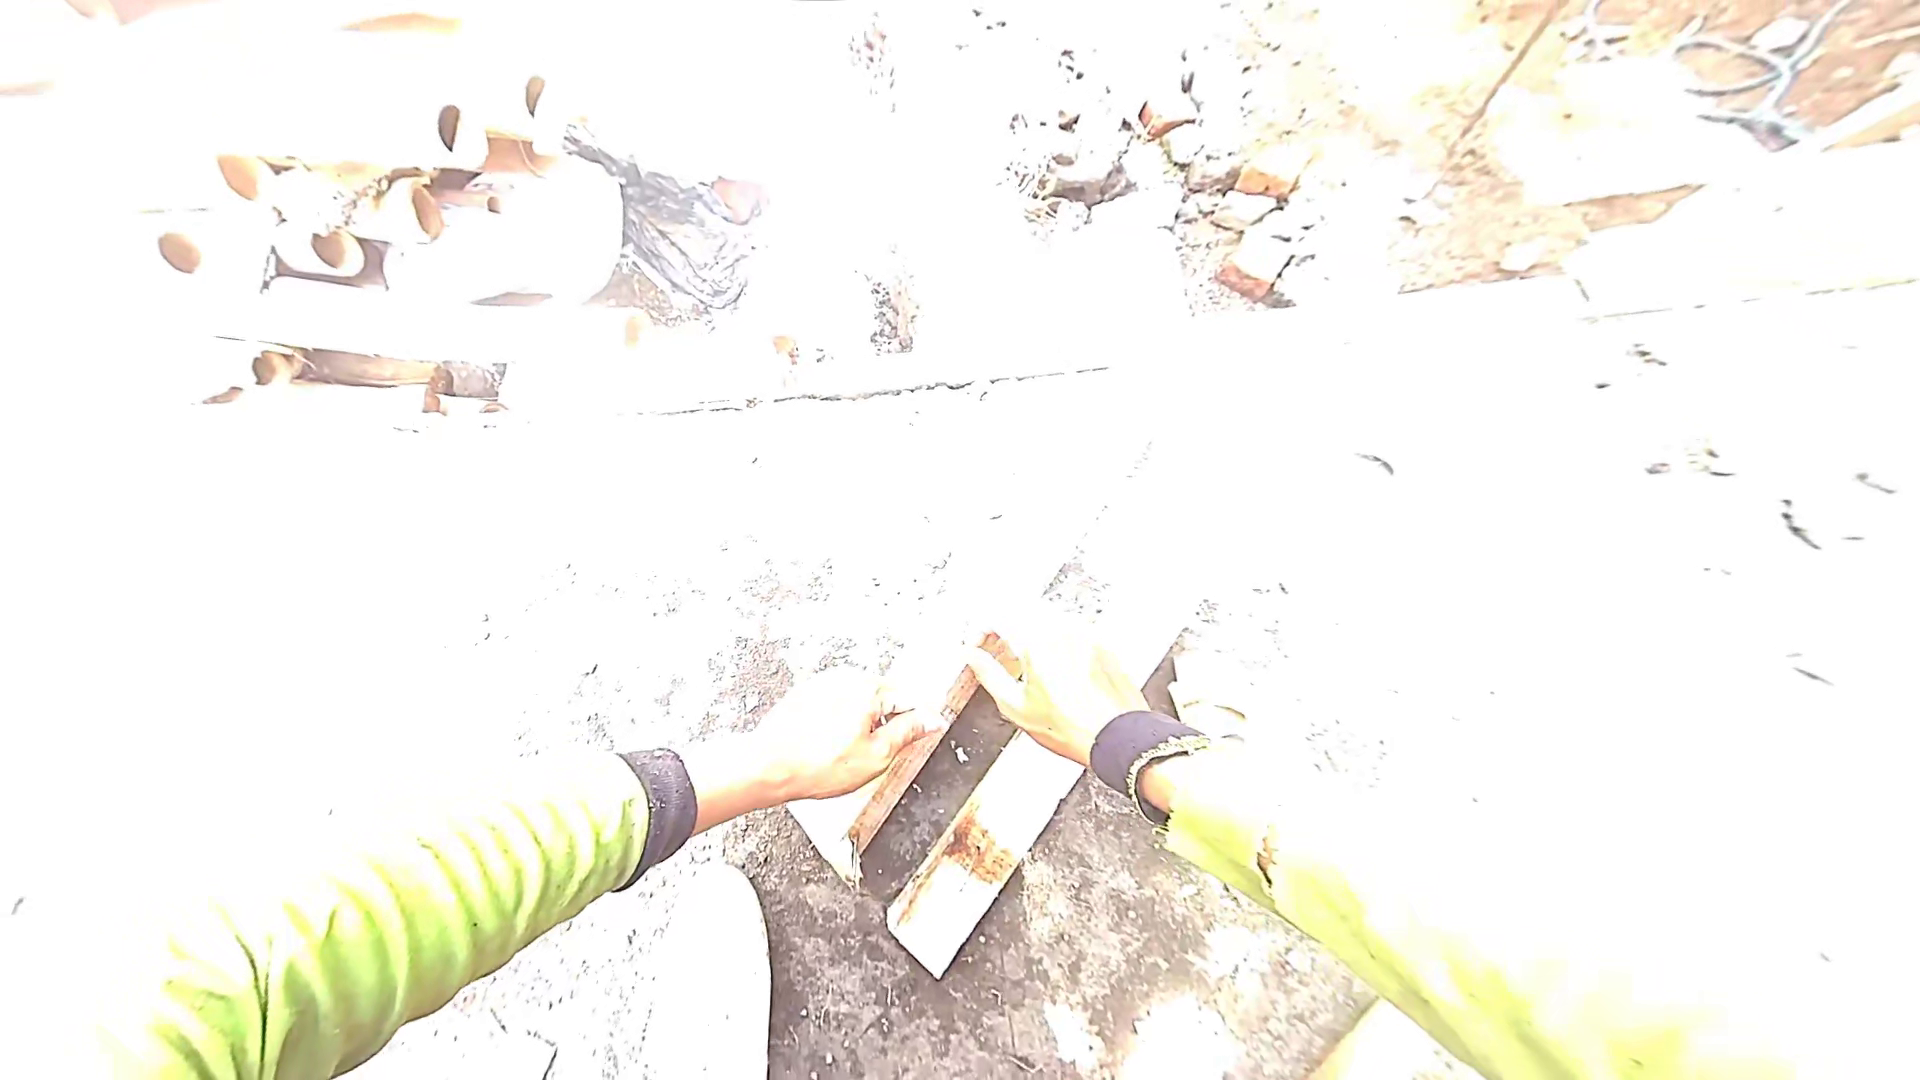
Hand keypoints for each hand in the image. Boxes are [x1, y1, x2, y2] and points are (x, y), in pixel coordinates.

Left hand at [751, 667, 939, 800]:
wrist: (767, 767)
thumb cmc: (817, 765)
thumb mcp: (876, 756)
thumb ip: (909, 732)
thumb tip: (933, 720)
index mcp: (869, 687)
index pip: (911, 700)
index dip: (915, 724)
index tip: (914, 740)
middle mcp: (848, 676)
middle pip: (884, 699)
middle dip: (884, 725)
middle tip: (870, 755)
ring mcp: (825, 682)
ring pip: (859, 703)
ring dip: (860, 724)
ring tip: (842, 753)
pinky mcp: (808, 691)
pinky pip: (836, 703)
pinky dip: (838, 721)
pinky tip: (826, 745)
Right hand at [963, 625, 1146, 766]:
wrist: (1117, 736)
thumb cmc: (1072, 727)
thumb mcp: (1015, 706)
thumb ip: (987, 673)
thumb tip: (971, 656)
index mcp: (1035, 640)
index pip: (996, 614)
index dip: (980, 628)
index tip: (977, 645)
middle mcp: (1060, 628)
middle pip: (1020, 608)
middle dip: (1002, 625)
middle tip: (995, 649)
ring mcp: (1083, 631)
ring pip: (1044, 614)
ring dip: (1026, 628)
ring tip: (1023, 659)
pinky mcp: (1098, 639)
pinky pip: (1068, 625)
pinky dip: (1052, 636)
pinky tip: (1053, 664)